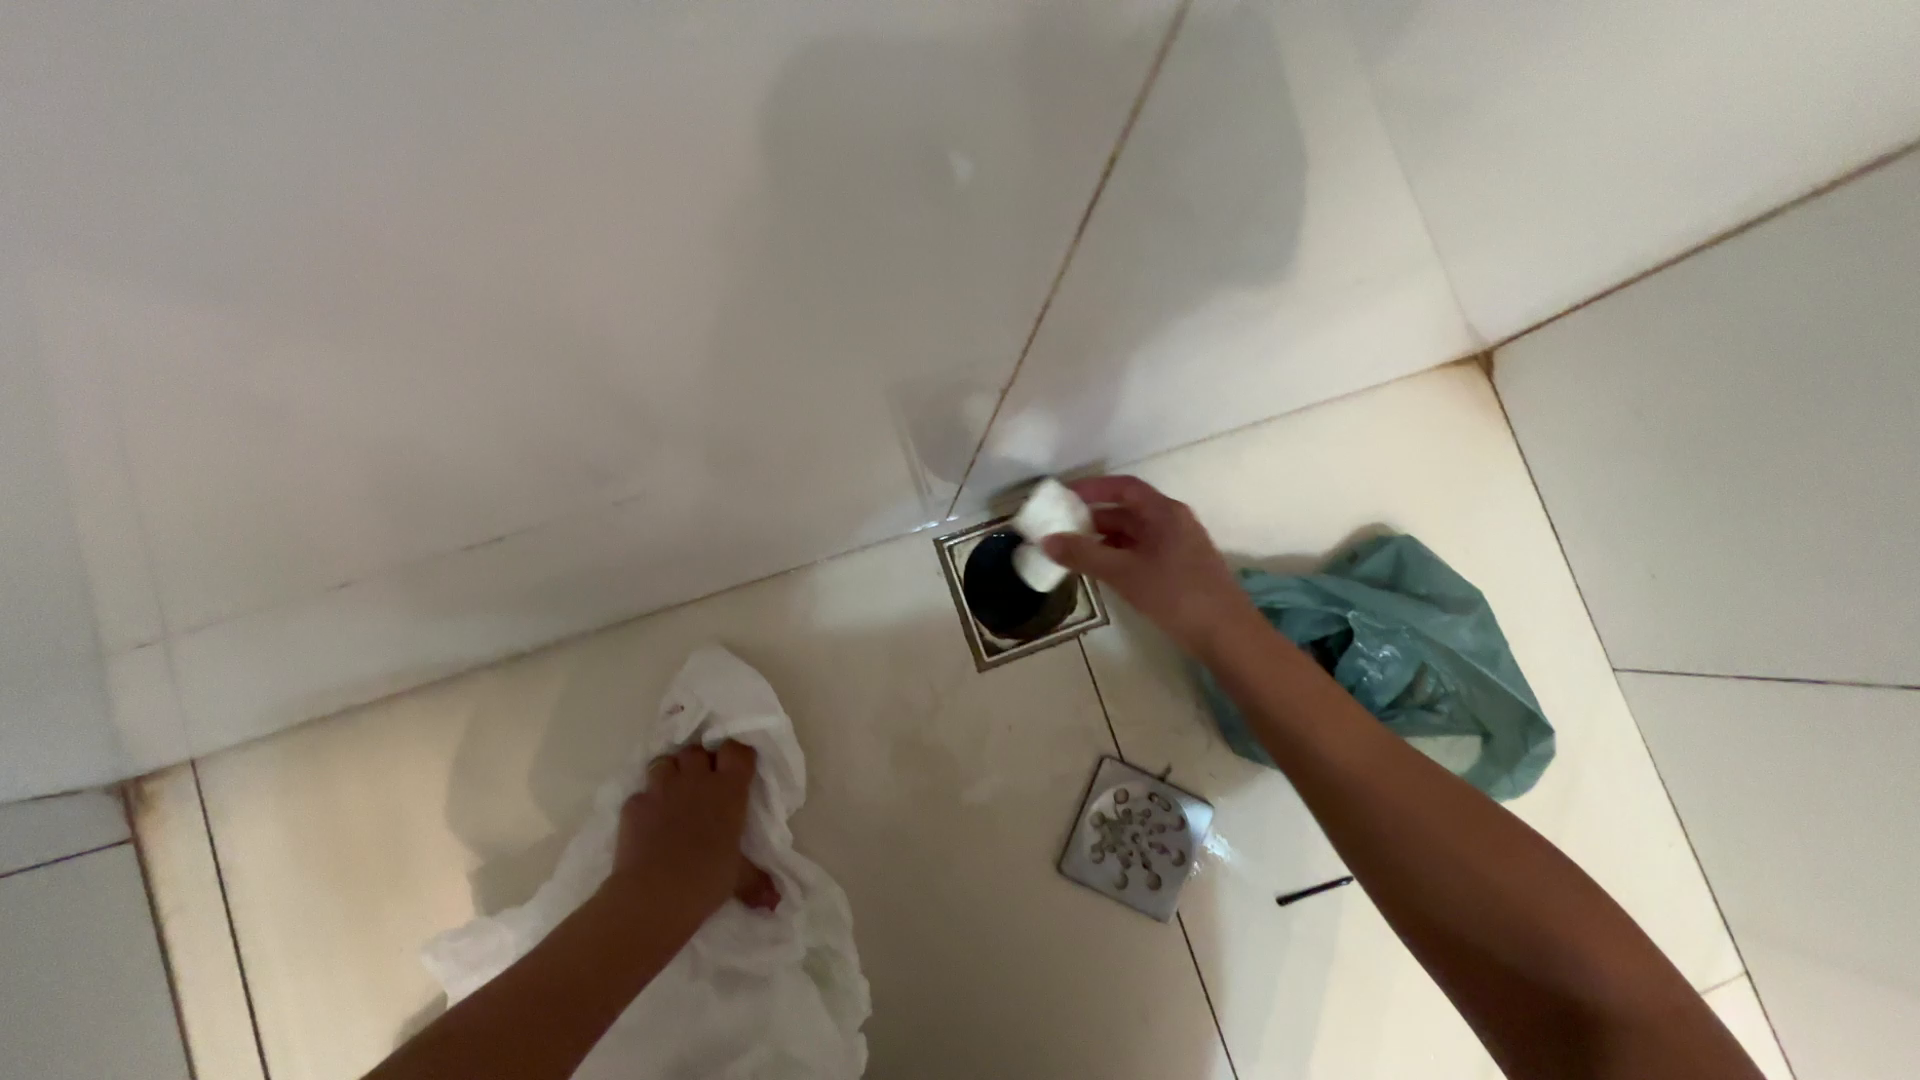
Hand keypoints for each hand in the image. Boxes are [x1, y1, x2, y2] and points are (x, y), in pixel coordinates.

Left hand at [607, 742, 778, 928]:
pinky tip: (647, 823)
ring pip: (665, 762)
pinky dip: (645, 804)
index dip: (736, 755)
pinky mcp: (633, 805)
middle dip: (699, 762)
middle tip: (702, 784)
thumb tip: (775, 901)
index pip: (736, 750)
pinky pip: (640, 794)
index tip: (736, 768)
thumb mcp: (738, 879)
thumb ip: (756, 881)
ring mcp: (661, 789)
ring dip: (670, 773)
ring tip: (672, 794)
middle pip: (697, 751)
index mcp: (728, 790)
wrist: (653, 896)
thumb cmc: (706, 880)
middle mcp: (696, 780)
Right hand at [1041, 475, 1260, 657]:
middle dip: (1094, 518)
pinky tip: (1104, 573)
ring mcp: (1180, 546)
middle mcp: (1174, 522)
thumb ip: (1083, 555)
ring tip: (1075, 553)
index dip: (1093, 489)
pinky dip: (1120, 556)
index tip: (1064, 497)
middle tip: (1062, 529)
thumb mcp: (1123, 573)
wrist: (1226, 635)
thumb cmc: (1176, 595)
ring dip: (1105, 540)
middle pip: (1128, 510)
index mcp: (1164, 512)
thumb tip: (1047, 541)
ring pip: (1135, 534)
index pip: (1124, 487)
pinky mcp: (1181, 569)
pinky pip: (1144, 552)